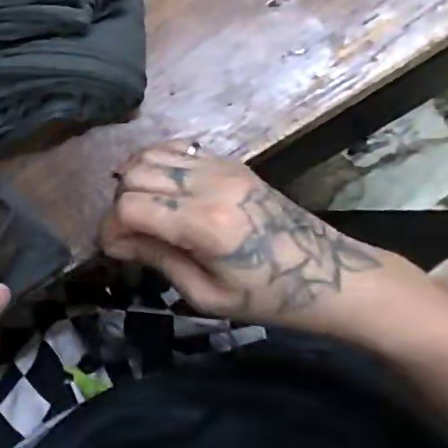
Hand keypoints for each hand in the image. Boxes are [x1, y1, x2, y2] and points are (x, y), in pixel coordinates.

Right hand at [100, 142, 420, 333]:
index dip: (111, 229)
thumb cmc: (270, 298)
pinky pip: (174, 149)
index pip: (129, 207)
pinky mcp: (230, 162)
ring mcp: (222, 168)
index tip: (115, 250)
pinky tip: (161, 190)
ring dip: (134, 181)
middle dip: (120, 204)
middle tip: (130, 232)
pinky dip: (155, 165)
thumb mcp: (205, 295)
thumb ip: (156, 259)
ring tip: (144, 209)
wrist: (336, 277)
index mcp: (206, 225)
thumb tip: (114, 241)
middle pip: (133, 174)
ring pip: (148, 155)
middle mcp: (211, 186)